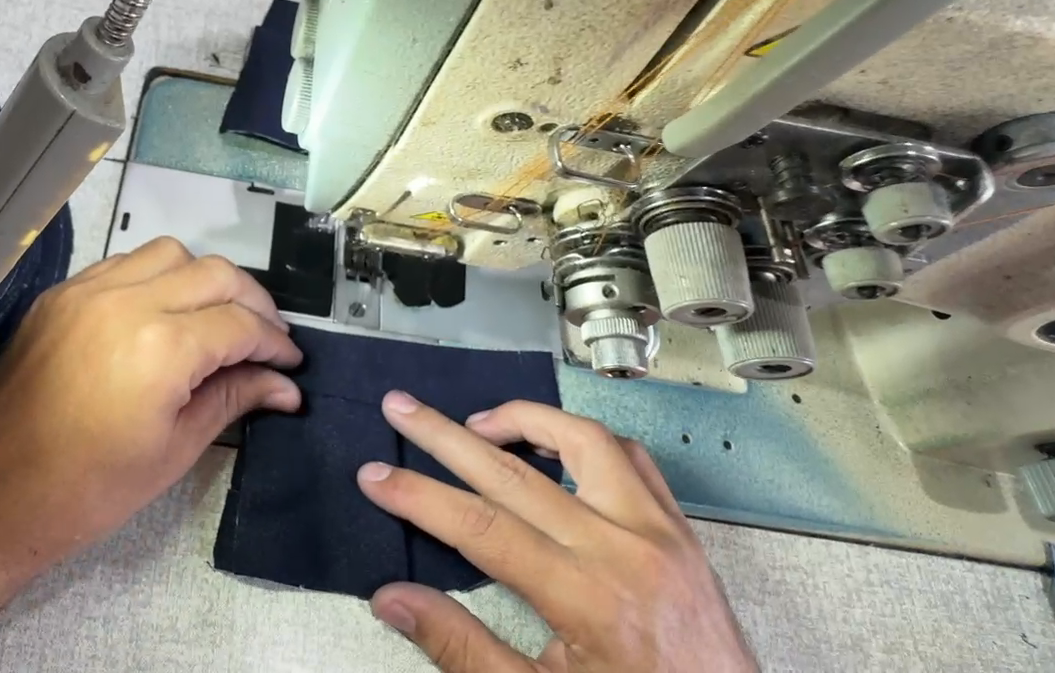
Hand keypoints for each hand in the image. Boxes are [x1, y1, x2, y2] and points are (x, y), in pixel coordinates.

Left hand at [0, 237, 302, 580]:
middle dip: (252, 301)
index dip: (274, 343)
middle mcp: (125, 300)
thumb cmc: (88, 490)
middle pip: (214, 273)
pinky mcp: (62, 292)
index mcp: (159, 347)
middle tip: (266, 337)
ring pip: (169, 252)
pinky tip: (165, 311)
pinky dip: (157, 276)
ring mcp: (87, 290)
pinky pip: (124, 262)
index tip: (290, 363)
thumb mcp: (174, 450)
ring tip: (218, 317)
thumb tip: (285, 386)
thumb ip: (233, 399)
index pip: (239, 324)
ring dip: (204, 278)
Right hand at [356, 393, 754, 672]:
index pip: (481, 529)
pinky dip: (582, 440)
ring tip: (475, 423)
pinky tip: (552, 447)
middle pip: (515, 470)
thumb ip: (461, 649)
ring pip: (583, 440)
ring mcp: (660, 531)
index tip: (373, 475)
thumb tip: (390, 598)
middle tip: (400, 406)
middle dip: (445, 436)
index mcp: (589, 600)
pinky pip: (631, 458)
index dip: (419, 497)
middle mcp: (625, 549)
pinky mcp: (681, 530)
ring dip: (522, 421)